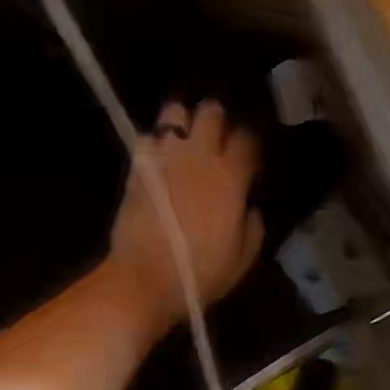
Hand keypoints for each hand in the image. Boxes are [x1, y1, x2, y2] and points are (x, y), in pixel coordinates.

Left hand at [107, 100, 264, 325]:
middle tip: (216, 148)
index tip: (248, 167)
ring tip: (183, 147)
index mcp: (231, 178)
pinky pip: (148, 139)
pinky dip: (155, 146)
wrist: (146, 277)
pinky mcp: (137, 166)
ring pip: (176, 112)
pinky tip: (158, 164)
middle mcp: (199, 156)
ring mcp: (165, 157)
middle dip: (217, 124)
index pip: (247, 139)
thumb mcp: (241, 261)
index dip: (249, 149)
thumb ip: (253, 229)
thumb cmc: (200, 273)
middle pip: (212, 112)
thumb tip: (250, 209)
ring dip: (183, 125)